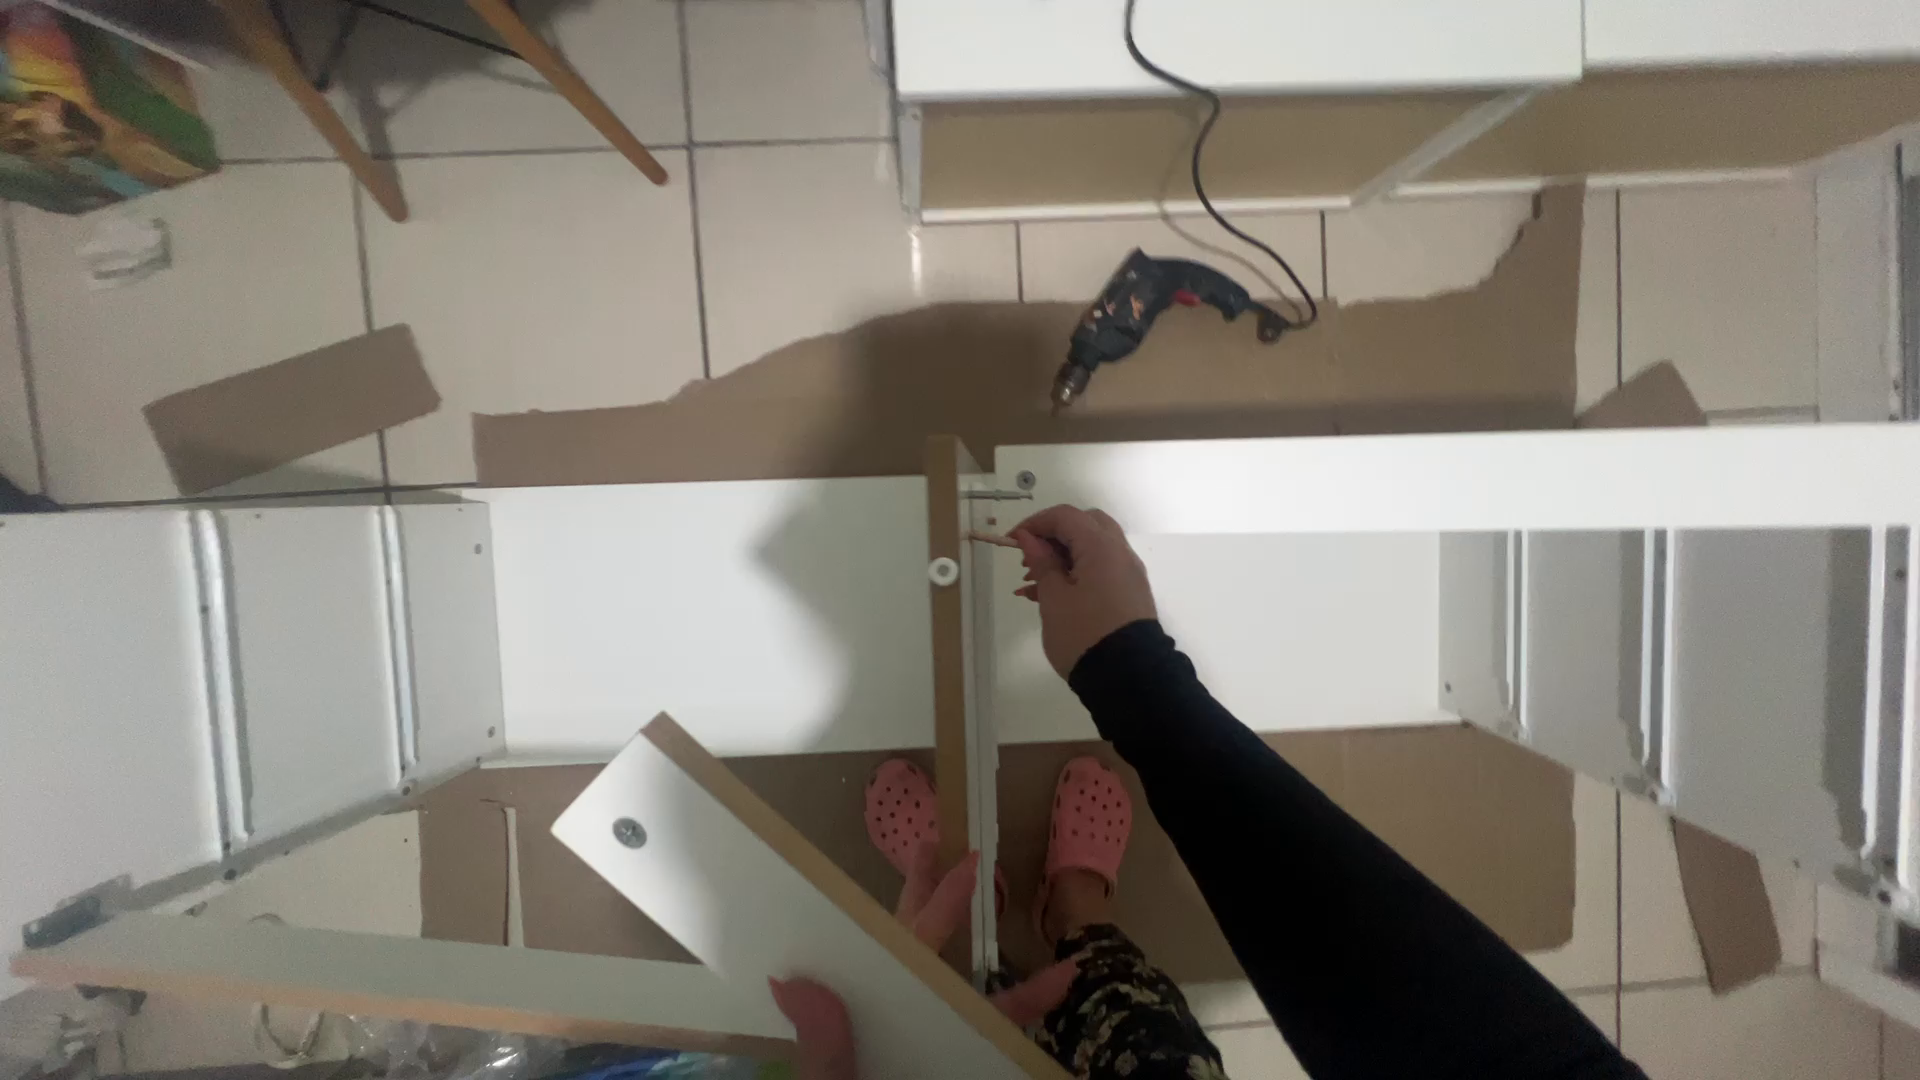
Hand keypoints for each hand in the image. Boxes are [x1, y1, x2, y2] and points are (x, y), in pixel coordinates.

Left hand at [768, 840, 1078, 1078]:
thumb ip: (822, 1056)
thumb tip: (796, 981)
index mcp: (853, 1027)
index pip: (885, 955)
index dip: (920, 906)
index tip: (949, 861)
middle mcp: (888, 1029)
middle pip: (915, 956)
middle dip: (936, 901)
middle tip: (955, 849)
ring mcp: (921, 1051)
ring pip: (963, 999)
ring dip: (1001, 966)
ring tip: (1028, 924)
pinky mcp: (949, 1068)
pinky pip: (990, 1041)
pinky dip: (1023, 1015)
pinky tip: (1057, 986)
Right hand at [1009, 505, 1157, 677]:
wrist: (1129, 678)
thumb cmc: (1084, 635)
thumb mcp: (1054, 598)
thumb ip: (1042, 562)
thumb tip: (1030, 538)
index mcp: (1101, 547)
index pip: (1065, 516)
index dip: (1035, 523)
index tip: (1011, 542)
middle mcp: (1120, 553)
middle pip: (1084, 525)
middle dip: (1053, 536)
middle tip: (1029, 558)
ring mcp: (1129, 573)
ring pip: (1093, 548)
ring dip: (1063, 557)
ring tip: (1032, 585)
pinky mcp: (1130, 593)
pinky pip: (1101, 570)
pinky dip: (1077, 573)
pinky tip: (1052, 597)